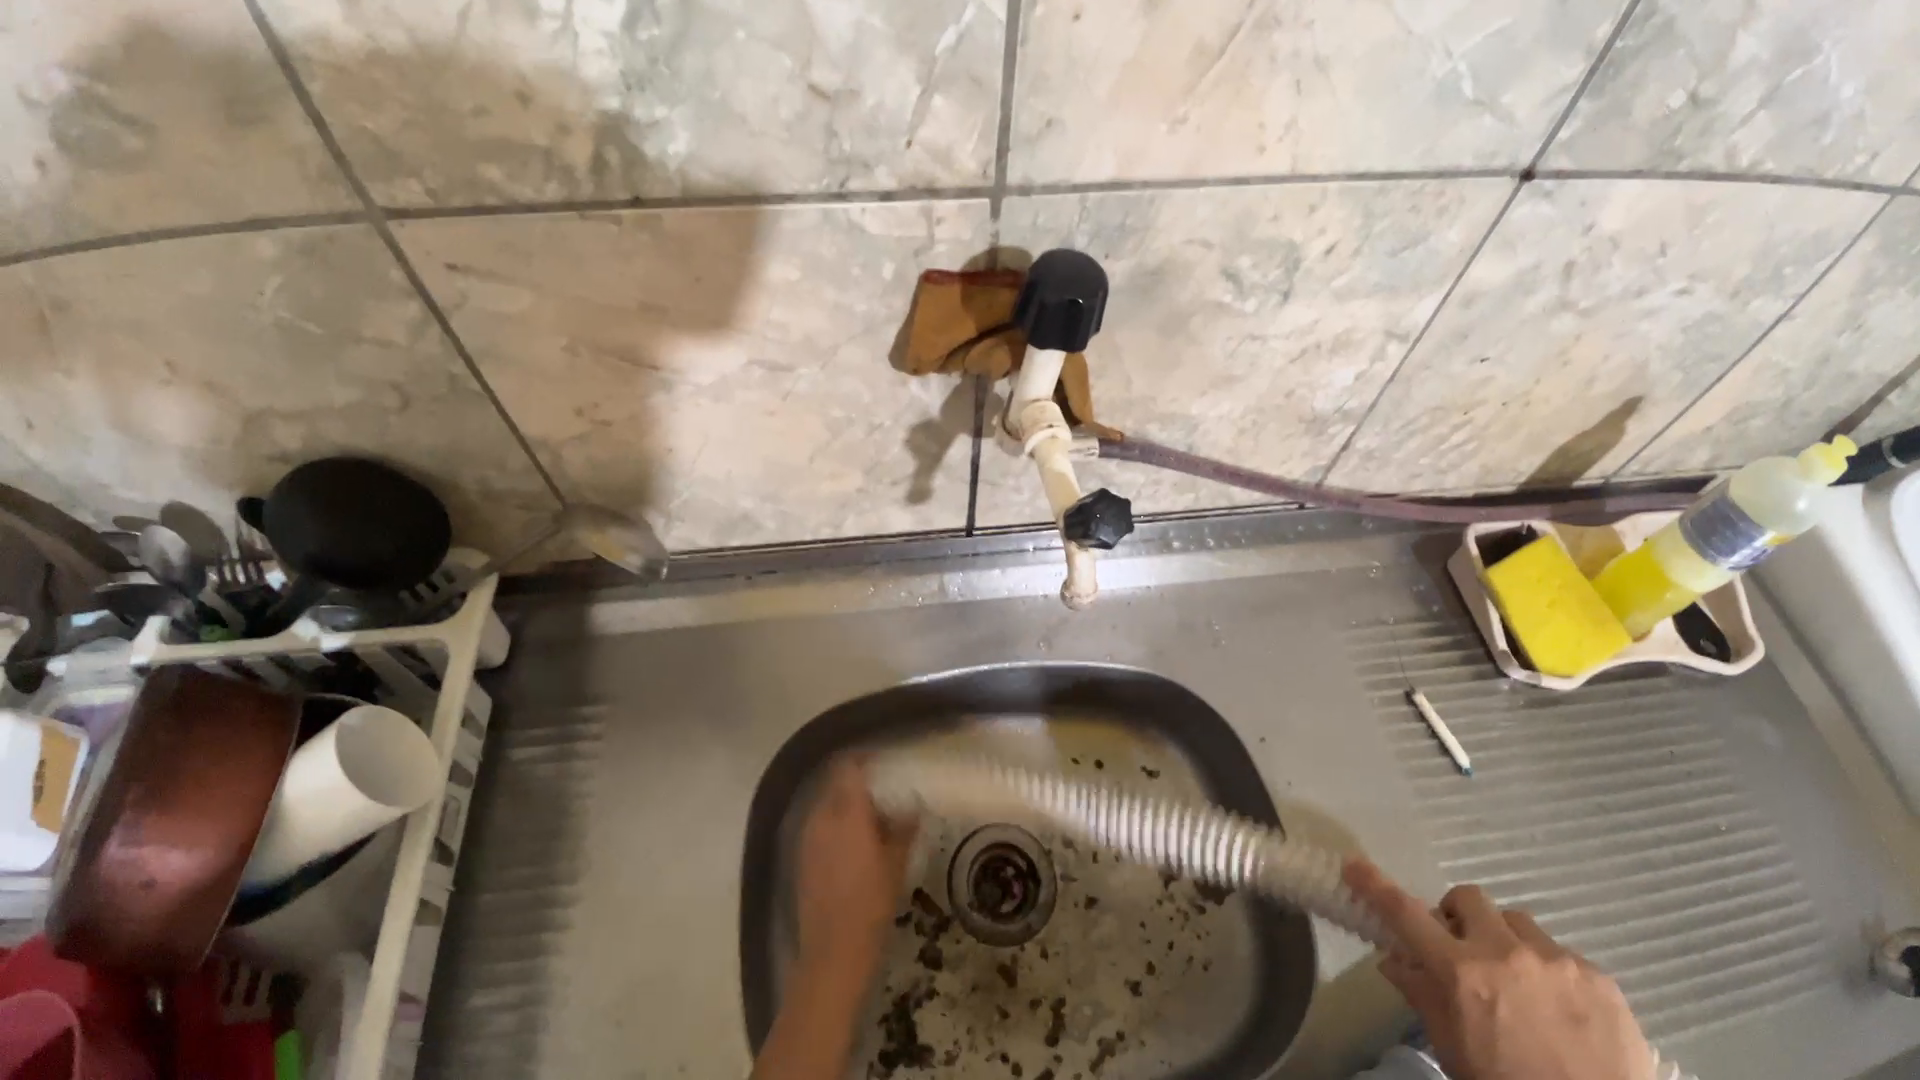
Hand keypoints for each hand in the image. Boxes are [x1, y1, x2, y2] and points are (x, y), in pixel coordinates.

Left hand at [795, 759, 916, 973]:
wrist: (834, 950)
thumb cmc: (872, 903)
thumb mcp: (896, 863)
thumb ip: (903, 828)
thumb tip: (911, 806)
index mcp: (846, 812)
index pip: (848, 768)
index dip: (864, 759)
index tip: (883, 762)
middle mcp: (821, 818)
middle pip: (836, 785)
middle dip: (858, 785)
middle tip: (884, 794)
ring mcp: (807, 837)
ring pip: (827, 807)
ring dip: (846, 806)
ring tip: (873, 822)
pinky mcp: (802, 857)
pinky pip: (820, 827)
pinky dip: (836, 826)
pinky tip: (856, 845)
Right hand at [1345, 858, 1656, 1079]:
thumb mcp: (1452, 1048)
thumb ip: (1423, 996)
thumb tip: (1397, 960)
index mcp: (1461, 972)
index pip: (1405, 914)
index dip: (1375, 885)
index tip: (1354, 865)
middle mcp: (1506, 952)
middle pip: (1468, 898)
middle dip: (1457, 915)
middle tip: (1459, 947)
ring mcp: (1557, 960)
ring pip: (1517, 921)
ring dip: (1504, 939)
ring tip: (1514, 980)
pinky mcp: (1599, 976)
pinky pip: (1560, 953)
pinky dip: (1546, 969)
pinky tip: (1555, 1007)